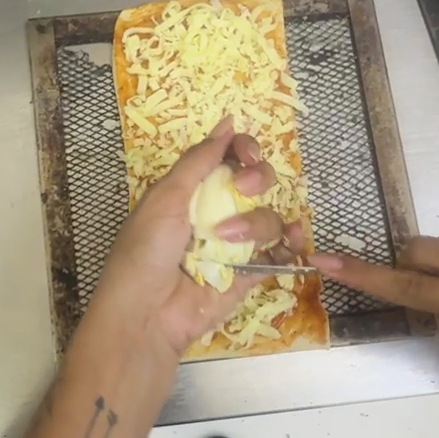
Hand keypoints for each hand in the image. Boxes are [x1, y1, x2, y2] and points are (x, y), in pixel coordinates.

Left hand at [86, 119, 305, 356]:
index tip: (248, 155)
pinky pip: (279, 253)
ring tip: (229, 240)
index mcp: (190, 192)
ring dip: (257, 223)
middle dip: (257, 178)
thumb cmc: (145, 252)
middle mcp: (214, 214)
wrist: (146, 314)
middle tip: (245, 188)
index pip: (226, 158)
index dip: (243, 150)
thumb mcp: (165, 198)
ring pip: (268, 217)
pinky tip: (292, 243)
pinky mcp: (247, 275)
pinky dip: (291, 245)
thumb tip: (227, 123)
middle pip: (255, 182)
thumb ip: (198, 161)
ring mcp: (233, 245)